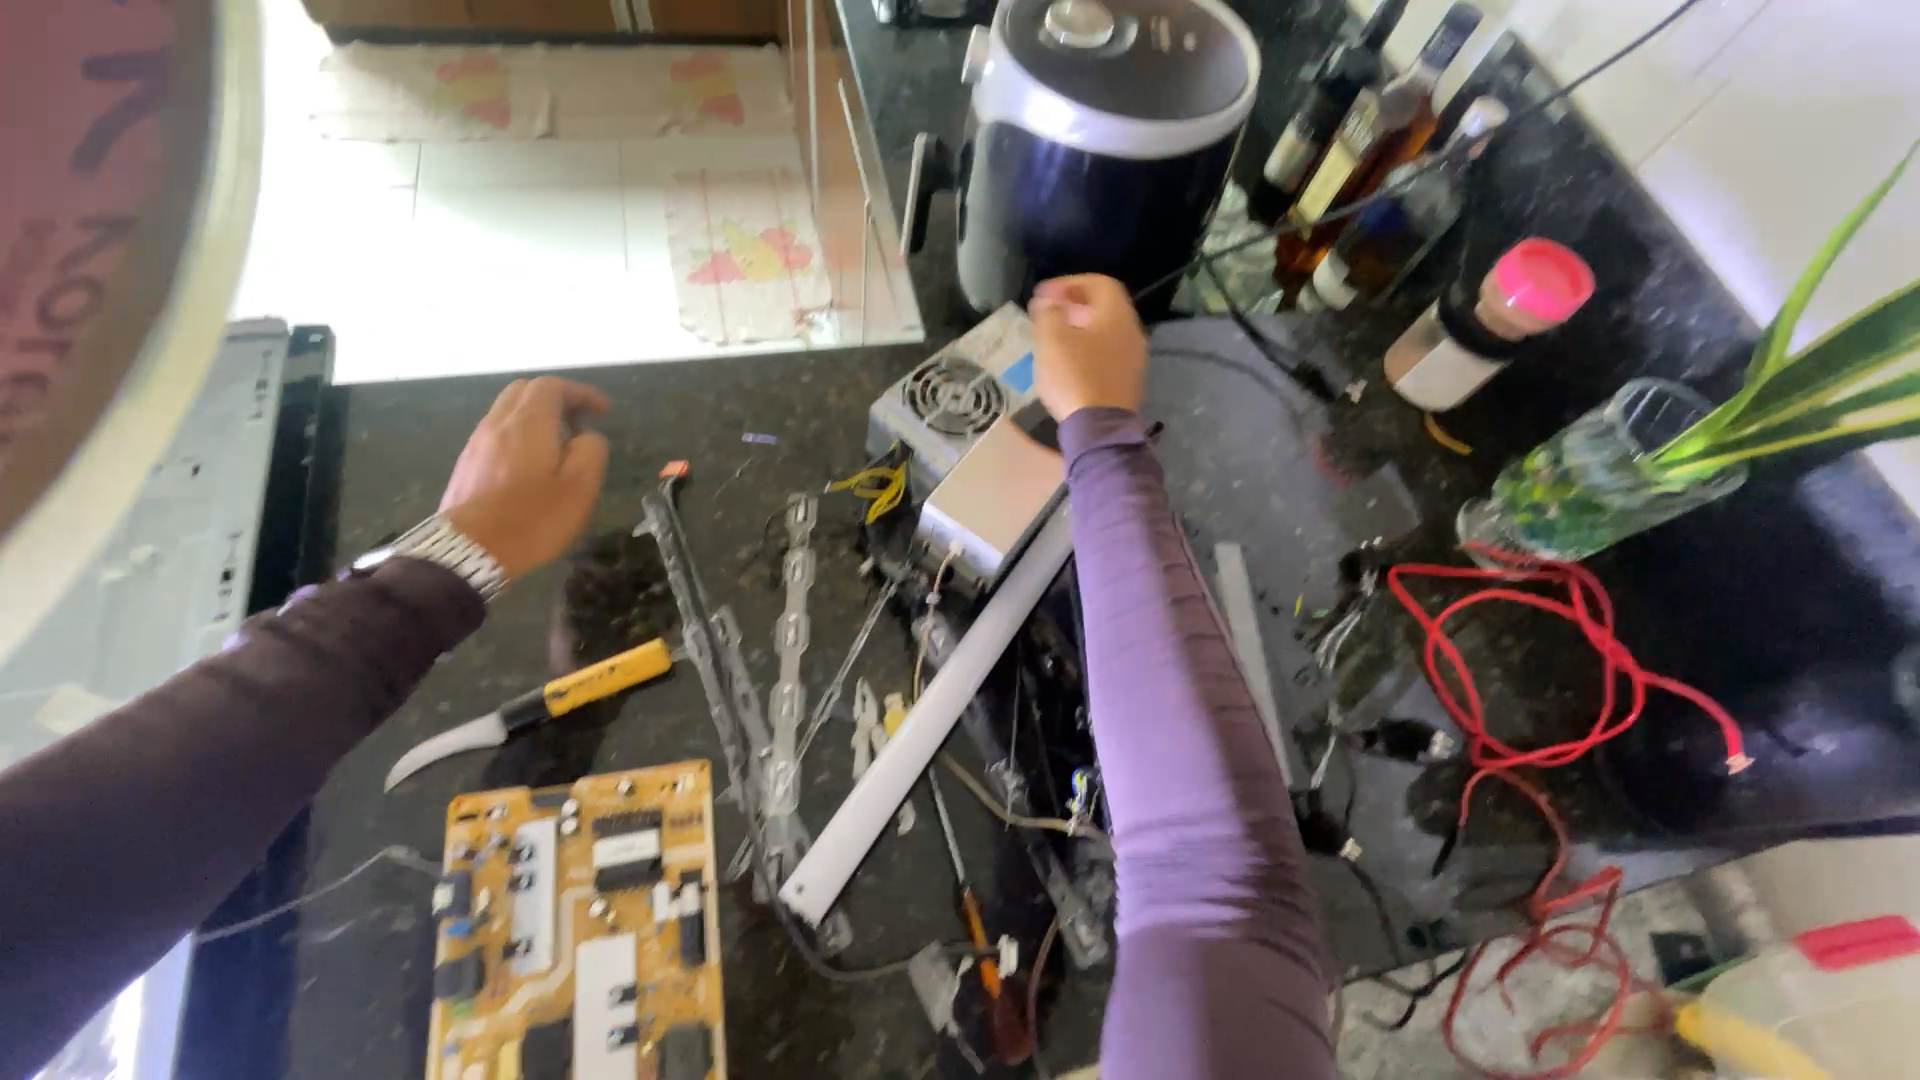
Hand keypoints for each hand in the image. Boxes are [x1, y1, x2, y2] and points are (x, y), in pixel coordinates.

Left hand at [439, 377, 611, 579]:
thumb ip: (591, 451)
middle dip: (556, 398)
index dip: (581, 392)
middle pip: (524, 391)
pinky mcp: (468, 464)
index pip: (552, 387)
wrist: (468, 550)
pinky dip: (521, 434)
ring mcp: (478, 443)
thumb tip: (588, 437)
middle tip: (580, 421)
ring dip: (537, 417)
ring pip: (508, 411)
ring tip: (560, 444)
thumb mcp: (579, 487)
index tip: (603, 410)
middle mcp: (498, 424)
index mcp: (528, 424)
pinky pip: (497, 432)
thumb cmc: (532, 518)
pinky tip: (533, 463)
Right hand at [1028, 274, 1148, 421]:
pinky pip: (1106, 357)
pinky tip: (1067, 365)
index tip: (1043, 296)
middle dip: (1073, 307)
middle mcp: (1131, 333)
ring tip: (1053, 340)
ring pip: (1105, 334)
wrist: (1099, 429)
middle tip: (1047, 316)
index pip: (1098, 283)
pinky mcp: (1126, 384)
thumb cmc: (1074, 377)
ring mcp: (1133, 361)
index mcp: (1117, 315)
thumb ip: (1048, 313)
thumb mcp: (1052, 339)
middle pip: (1103, 309)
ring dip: (1079, 331)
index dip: (1069, 284)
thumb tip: (1048, 303)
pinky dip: (1086, 352)